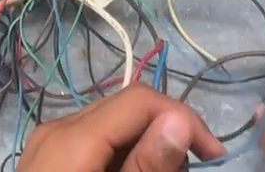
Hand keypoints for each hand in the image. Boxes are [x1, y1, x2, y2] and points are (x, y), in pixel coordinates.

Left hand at [20, 84, 227, 171]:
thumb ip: (147, 170)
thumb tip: (178, 119)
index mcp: (72, 138)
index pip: (140, 99)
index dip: (183, 119)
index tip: (215, 160)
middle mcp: (58, 128)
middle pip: (127, 108)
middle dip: (167, 136)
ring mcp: (49, 144)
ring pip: (114, 125)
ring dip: (147, 151)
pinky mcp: (50, 161)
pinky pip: (96, 144)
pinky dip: (123, 160)